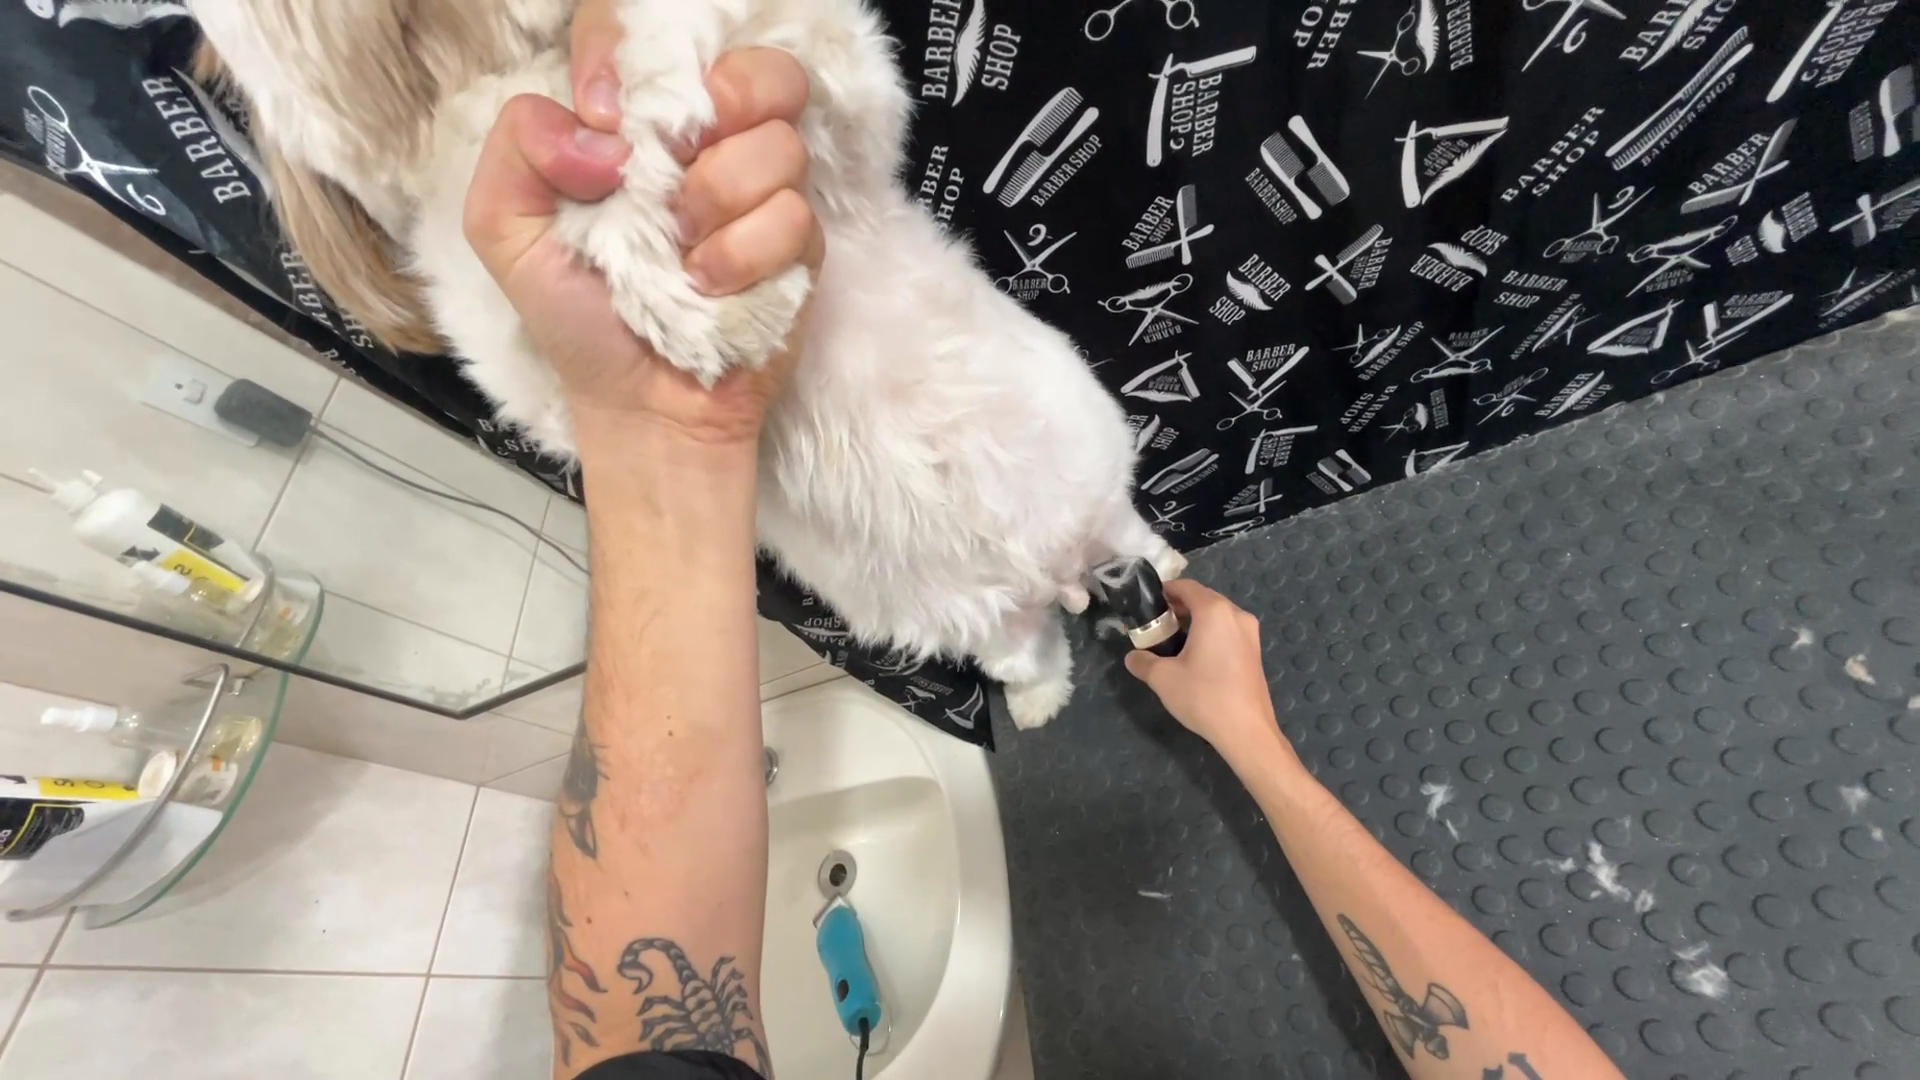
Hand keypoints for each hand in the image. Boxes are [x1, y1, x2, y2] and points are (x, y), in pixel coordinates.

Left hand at [463, 31, 821, 446]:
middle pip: (760, 73)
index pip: (654, 39)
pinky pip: (797, 220)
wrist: (646, 406)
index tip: (608, 121)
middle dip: (726, 105)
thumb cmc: (580, 323)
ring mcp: (761, 203)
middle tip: (681, 167)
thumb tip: (608, 132)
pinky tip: (713, 289)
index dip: (635, 54)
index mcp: (640, 133)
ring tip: (685, 257)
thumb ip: (520, 149)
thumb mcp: (508, 232)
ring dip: (723, 201)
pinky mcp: (799, 254)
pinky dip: (748, 256)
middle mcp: (709, 154)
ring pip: (783, 146)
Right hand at [1123, 579, 1294, 765]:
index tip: (1147, 603)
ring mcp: (1250, 633)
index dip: (1165, 590)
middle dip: (1179, 606)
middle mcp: (1236, 615)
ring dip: (1195, 620)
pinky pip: (1228, 630)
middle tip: (1156, 623)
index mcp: (1214, 612)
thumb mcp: (1162, 678)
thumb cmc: (1203, 696)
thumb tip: (1133, 657)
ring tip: (1173, 639)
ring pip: (1217, 615)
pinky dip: (1210, 633)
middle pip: (1203, 598)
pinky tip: (1195, 655)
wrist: (1247, 731)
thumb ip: (1142, 661)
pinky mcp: (1254, 652)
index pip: (1186, 586)